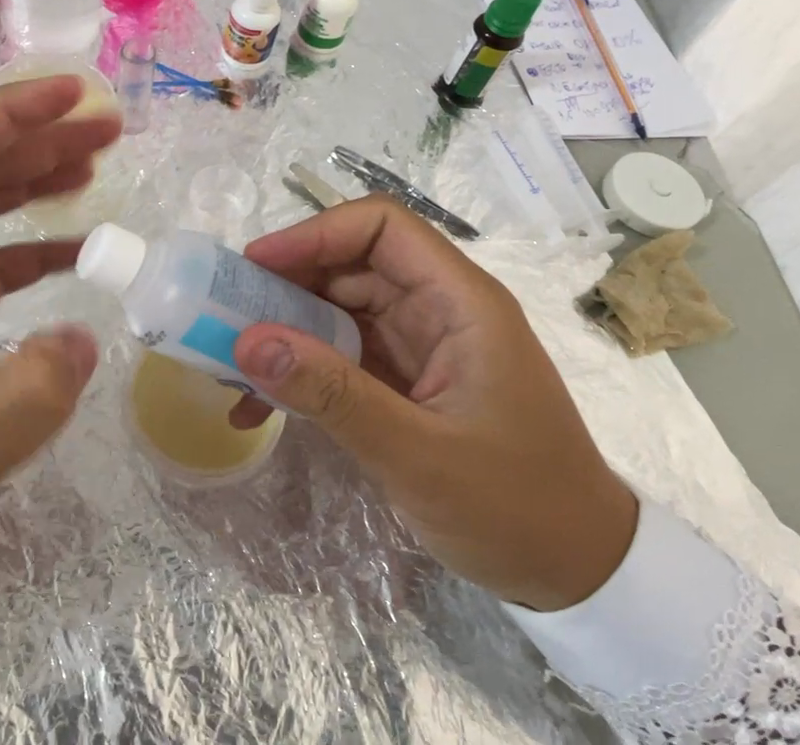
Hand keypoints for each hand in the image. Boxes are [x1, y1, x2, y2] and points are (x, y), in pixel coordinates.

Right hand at [227, 197, 637, 610]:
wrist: (578, 571)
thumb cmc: (516, 507)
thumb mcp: (417, 453)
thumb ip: (334, 395)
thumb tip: (249, 341)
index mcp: (461, 304)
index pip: (382, 229)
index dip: (314, 234)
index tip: (253, 267)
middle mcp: (440, 313)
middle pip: (352, 267)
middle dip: (285, 286)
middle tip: (222, 317)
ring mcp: (423, 350)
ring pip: (340, 313)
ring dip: (285, 333)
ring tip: (228, 363)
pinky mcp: (409, 387)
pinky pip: (343, 360)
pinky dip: (303, 374)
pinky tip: (258, 406)